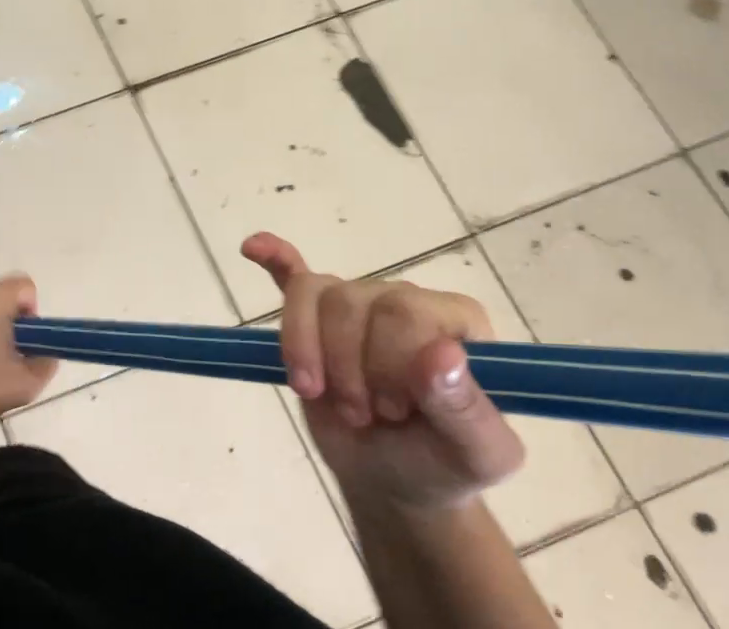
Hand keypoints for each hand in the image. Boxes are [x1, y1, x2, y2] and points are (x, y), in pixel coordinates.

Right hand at [242, 233, 524, 510]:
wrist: (393, 480)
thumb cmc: (441, 464)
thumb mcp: (475, 454)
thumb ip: (465, 408)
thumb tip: (442, 353)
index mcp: (454, 322)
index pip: (404, 310)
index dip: (388, 361)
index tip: (394, 411)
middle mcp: (403, 301)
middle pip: (351, 300)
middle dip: (345, 364)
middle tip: (361, 412)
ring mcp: (355, 306)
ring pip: (311, 295)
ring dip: (305, 350)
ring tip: (319, 393)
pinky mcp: (314, 318)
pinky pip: (292, 275)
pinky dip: (273, 257)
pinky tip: (252, 248)